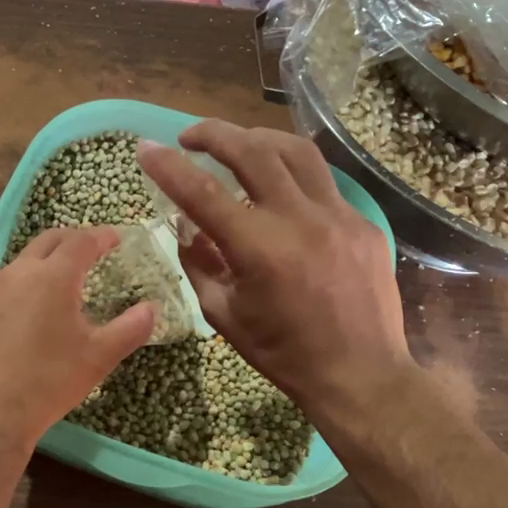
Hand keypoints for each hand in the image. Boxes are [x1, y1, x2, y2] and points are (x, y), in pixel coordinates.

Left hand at [0, 227, 155, 453]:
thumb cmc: (50, 382)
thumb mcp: (99, 357)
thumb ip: (130, 328)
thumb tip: (151, 309)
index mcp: (52, 278)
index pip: (81, 241)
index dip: (101, 237)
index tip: (114, 239)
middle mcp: (15, 275)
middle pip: (46, 242)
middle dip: (70, 241)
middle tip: (88, 251)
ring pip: (17, 268)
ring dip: (39, 269)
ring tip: (54, 290)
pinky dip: (12, 296)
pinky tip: (17, 320)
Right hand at [136, 122, 412, 423]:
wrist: (360, 374)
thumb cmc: (282, 353)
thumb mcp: (223, 314)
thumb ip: (199, 264)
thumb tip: (187, 229)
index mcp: (259, 249)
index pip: (202, 192)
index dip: (168, 166)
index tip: (145, 148)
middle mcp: (300, 220)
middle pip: (252, 150)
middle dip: (214, 133)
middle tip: (190, 136)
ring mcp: (338, 216)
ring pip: (296, 151)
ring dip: (258, 140)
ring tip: (237, 146)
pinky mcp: (362, 222)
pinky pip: (322, 184)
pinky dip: (292, 178)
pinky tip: (280, 194)